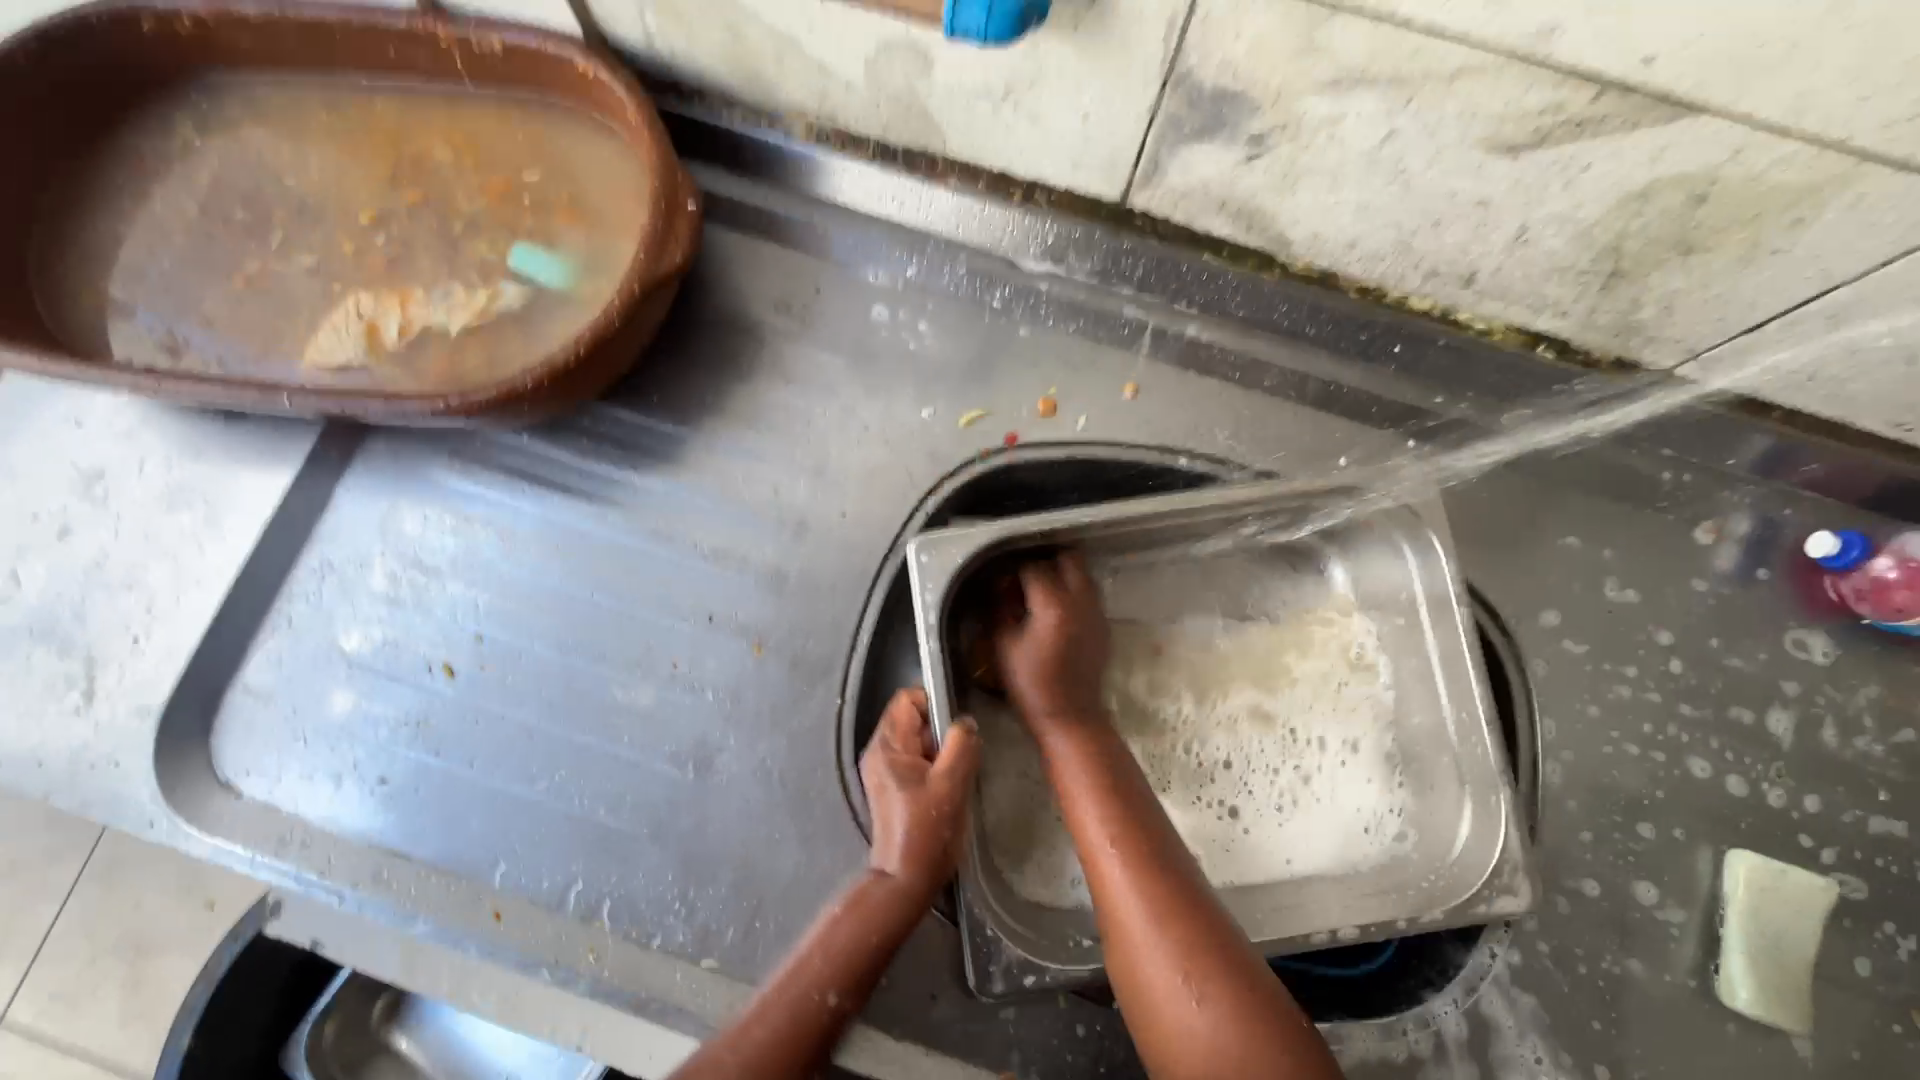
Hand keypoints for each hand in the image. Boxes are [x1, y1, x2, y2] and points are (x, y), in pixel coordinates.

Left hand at [861, 688, 980, 895]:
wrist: (904, 880)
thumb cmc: (927, 831)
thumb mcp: (951, 783)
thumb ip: (961, 744)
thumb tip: (965, 722)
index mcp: (887, 745)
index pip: (907, 698)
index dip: (933, 702)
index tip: (955, 726)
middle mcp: (878, 752)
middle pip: (912, 719)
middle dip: (940, 732)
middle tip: (959, 758)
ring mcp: (882, 771)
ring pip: (917, 742)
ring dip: (940, 753)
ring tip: (954, 778)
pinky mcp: (891, 788)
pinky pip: (915, 761)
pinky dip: (933, 768)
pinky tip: (945, 791)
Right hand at [992, 550, 1111, 742]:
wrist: (1070, 716)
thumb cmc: (1029, 685)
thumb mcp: (1002, 645)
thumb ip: (999, 608)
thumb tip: (998, 586)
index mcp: (1053, 605)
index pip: (1033, 567)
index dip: (1013, 570)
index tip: (1002, 580)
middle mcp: (1081, 601)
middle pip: (1069, 558)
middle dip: (1045, 561)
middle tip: (1026, 578)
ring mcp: (1097, 612)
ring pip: (1083, 574)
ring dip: (1063, 575)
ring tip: (1041, 592)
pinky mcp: (1104, 624)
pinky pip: (1089, 595)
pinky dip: (1073, 593)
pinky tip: (1056, 612)